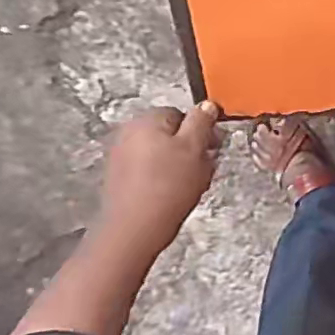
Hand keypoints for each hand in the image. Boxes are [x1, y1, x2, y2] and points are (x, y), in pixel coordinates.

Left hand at [97, 102, 220, 255]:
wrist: (135, 229)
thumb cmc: (165, 189)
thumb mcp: (194, 149)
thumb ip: (202, 122)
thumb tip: (208, 106)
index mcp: (146, 120)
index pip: (182, 114)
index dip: (201, 131)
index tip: (213, 146)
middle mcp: (129, 134)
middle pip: (171, 134)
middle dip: (190, 149)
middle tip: (203, 167)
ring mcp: (122, 157)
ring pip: (162, 154)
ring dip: (179, 166)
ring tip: (190, 184)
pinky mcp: (121, 179)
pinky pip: (150, 171)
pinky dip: (164, 179)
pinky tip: (173, 194)